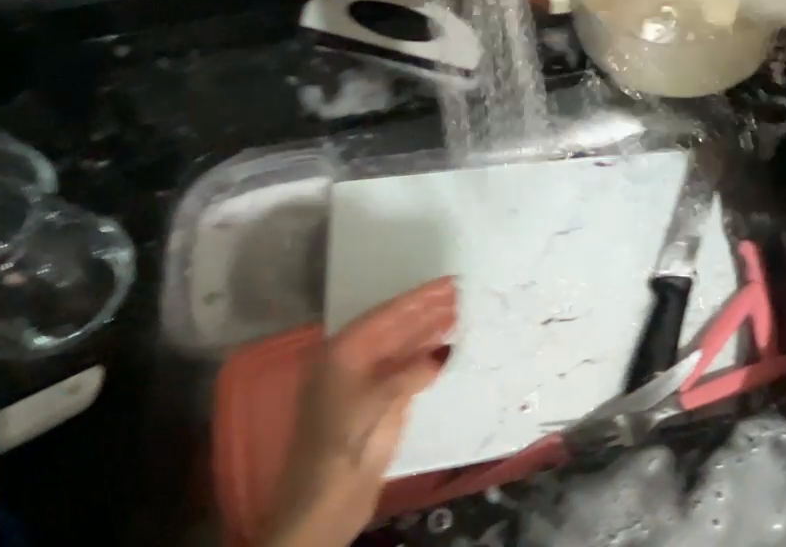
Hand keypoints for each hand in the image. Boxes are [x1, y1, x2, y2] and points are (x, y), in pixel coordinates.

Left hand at [264, 277, 456, 546]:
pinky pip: (405, 370)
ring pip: (401, 347)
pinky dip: (424, 357)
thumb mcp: (379, 400)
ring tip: (459, 314)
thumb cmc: (344, 443)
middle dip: (426, 310)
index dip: (420, 298)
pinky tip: (444, 349)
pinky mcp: (376, 404)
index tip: (449, 283)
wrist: (325, 501)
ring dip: (428, 330)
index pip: (387, 314)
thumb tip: (442, 353)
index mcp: (342, 351)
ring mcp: (364, 383)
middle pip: (394, 327)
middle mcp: (352, 360)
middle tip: (460, 293)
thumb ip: (411, 371)